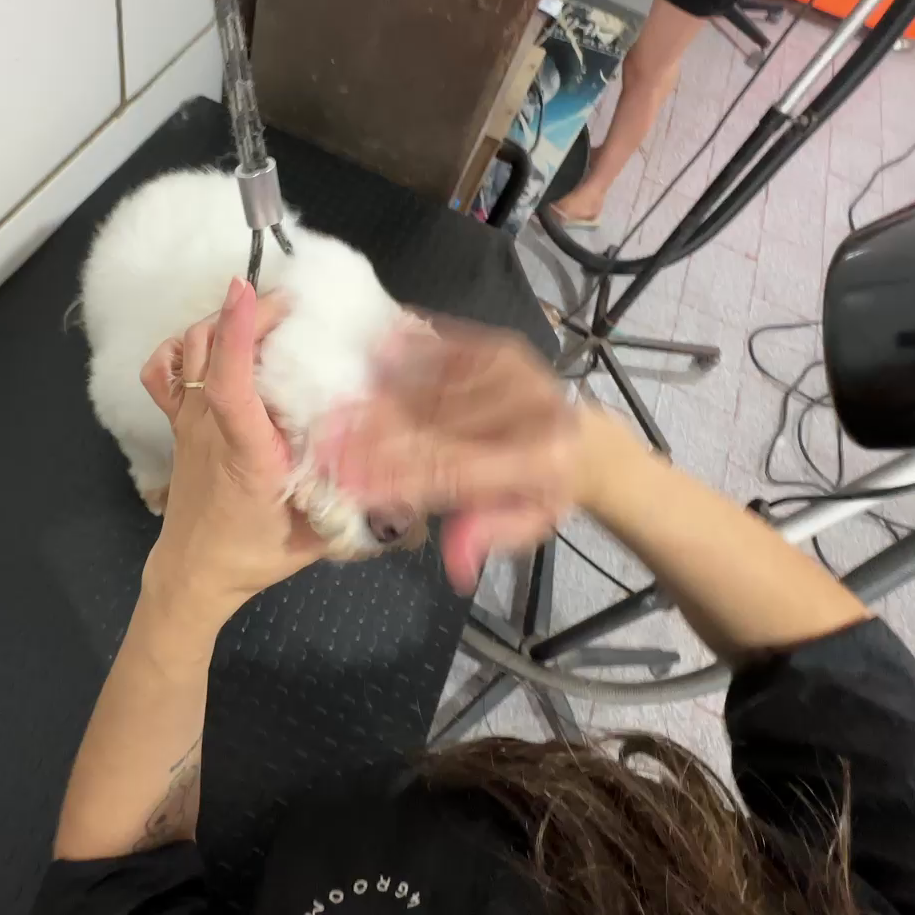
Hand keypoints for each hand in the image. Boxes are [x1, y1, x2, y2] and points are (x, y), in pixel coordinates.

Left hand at [139, 278, 324, 619]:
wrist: (196, 573)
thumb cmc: (256, 553)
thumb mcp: (314, 535)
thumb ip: (353, 504)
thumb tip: (399, 473)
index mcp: (246, 452)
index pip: (231, 384)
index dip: (237, 333)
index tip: (249, 292)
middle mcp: (209, 427)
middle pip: (210, 350)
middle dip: (247, 313)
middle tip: (290, 306)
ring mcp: (187, 423)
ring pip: (189, 352)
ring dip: (222, 322)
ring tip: (263, 317)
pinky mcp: (177, 424)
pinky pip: (162, 375)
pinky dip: (180, 350)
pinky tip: (210, 347)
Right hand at [317, 319, 582, 593]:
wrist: (586, 439)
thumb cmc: (544, 490)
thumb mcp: (528, 526)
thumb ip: (488, 536)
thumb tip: (454, 567)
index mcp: (538, 461)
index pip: (453, 470)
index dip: (398, 476)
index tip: (351, 481)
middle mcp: (528, 411)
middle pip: (436, 426)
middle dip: (375, 436)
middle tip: (328, 443)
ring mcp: (515, 373)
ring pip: (435, 387)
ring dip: (381, 397)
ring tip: (336, 408)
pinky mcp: (503, 348)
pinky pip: (449, 347)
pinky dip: (409, 350)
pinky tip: (373, 351)